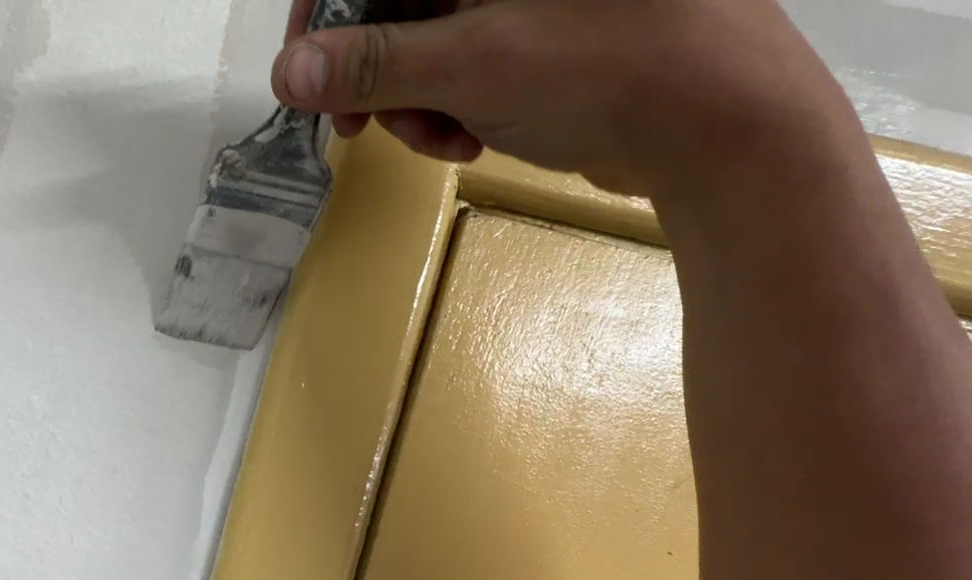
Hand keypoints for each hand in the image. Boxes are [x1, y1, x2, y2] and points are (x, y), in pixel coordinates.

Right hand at [273, 0, 859, 197]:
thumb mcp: (472, 65)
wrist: (718, 125)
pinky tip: (465, 137)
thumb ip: (370, 65)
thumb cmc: (606, 71)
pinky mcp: (534, 30)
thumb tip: (286, 71)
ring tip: (438, 139)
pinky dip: (443, 106)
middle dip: (370, 71)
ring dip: (408, 101)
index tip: (303, 68)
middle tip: (361, 128)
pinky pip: (455, 63)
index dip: (327, 5)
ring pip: (419, 39)